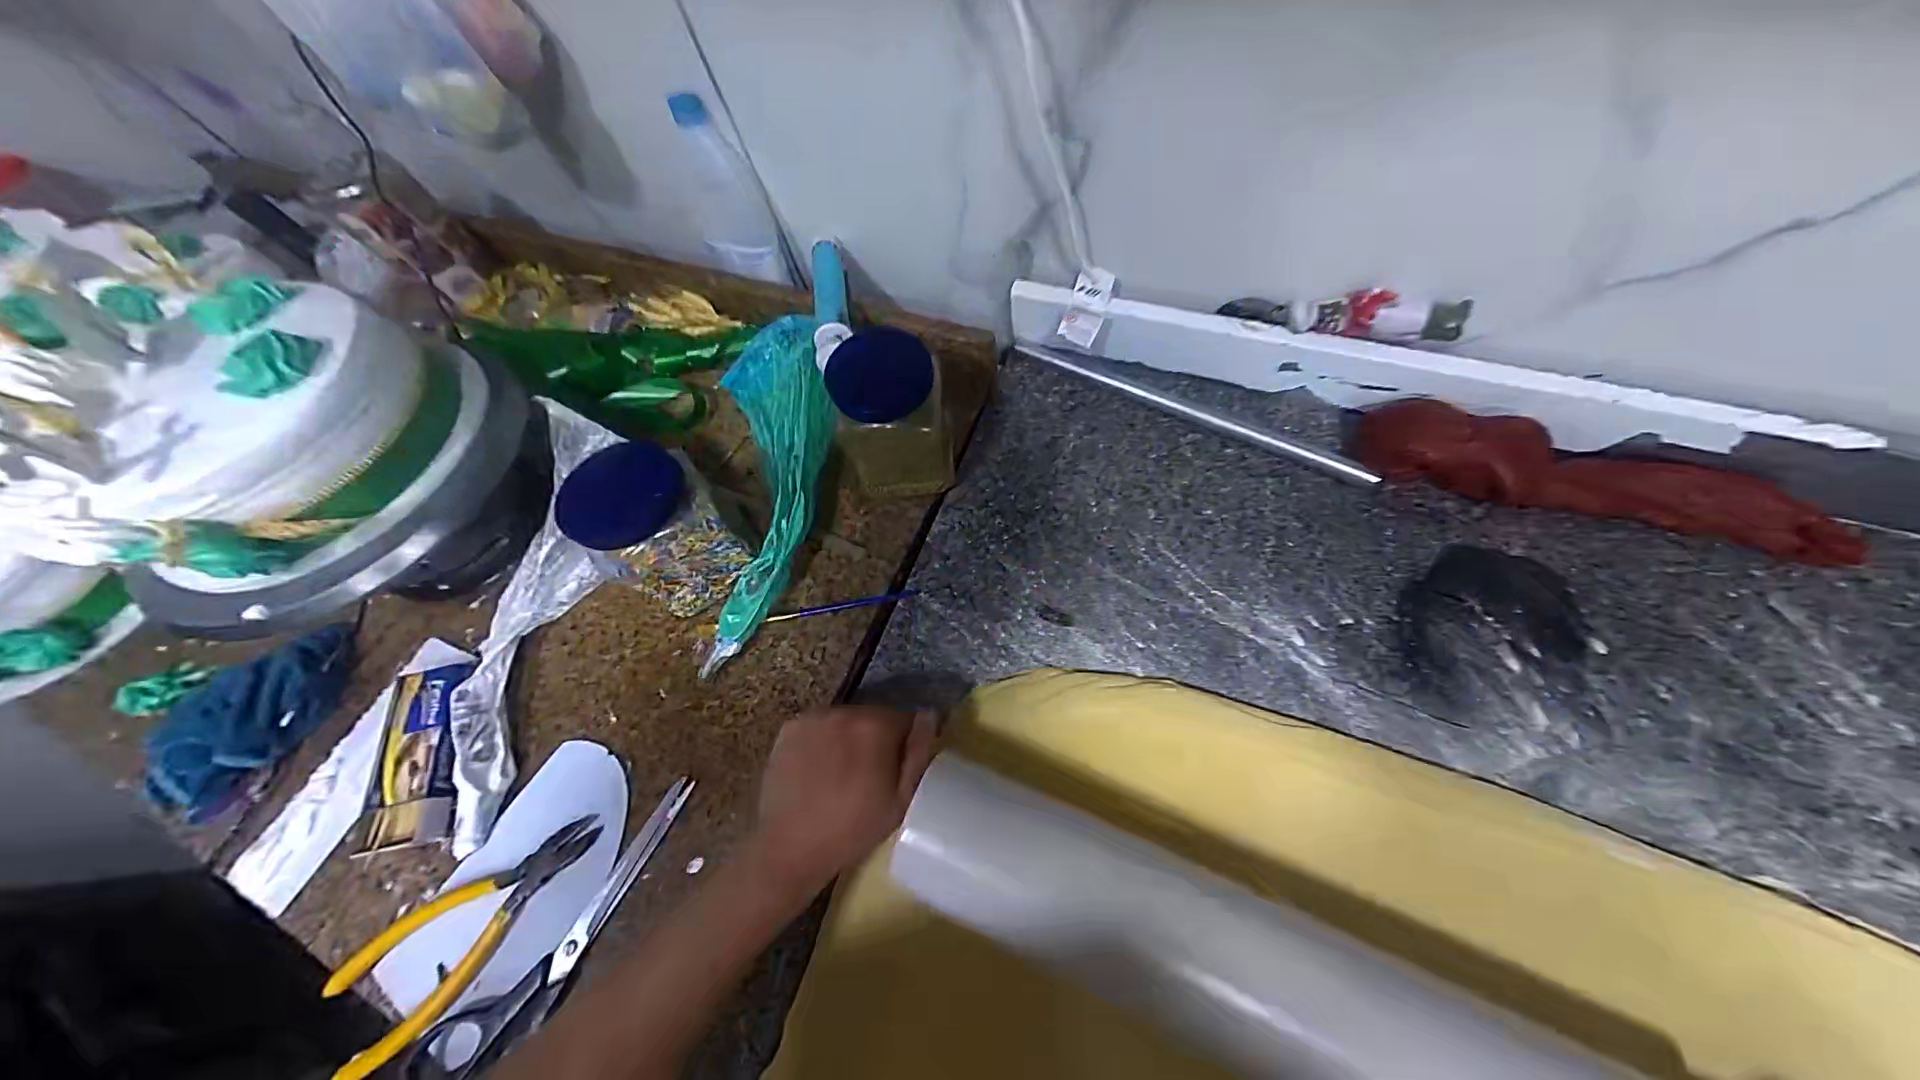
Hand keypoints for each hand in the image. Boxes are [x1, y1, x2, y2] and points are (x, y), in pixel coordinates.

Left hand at [744, 705, 938, 896]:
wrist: (789, 849)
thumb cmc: (852, 830)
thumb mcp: (901, 801)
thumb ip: (918, 754)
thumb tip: (928, 718)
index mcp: (875, 727)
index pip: (904, 719)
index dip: (905, 745)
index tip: (897, 770)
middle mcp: (844, 712)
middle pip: (873, 717)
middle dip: (877, 739)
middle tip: (870, 775)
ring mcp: (813, 718)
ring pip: (845, 721)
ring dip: (849, 738)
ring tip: (841, 774)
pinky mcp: (789, 729)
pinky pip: (818, 727)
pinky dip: (822, 741)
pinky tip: (818, 769)